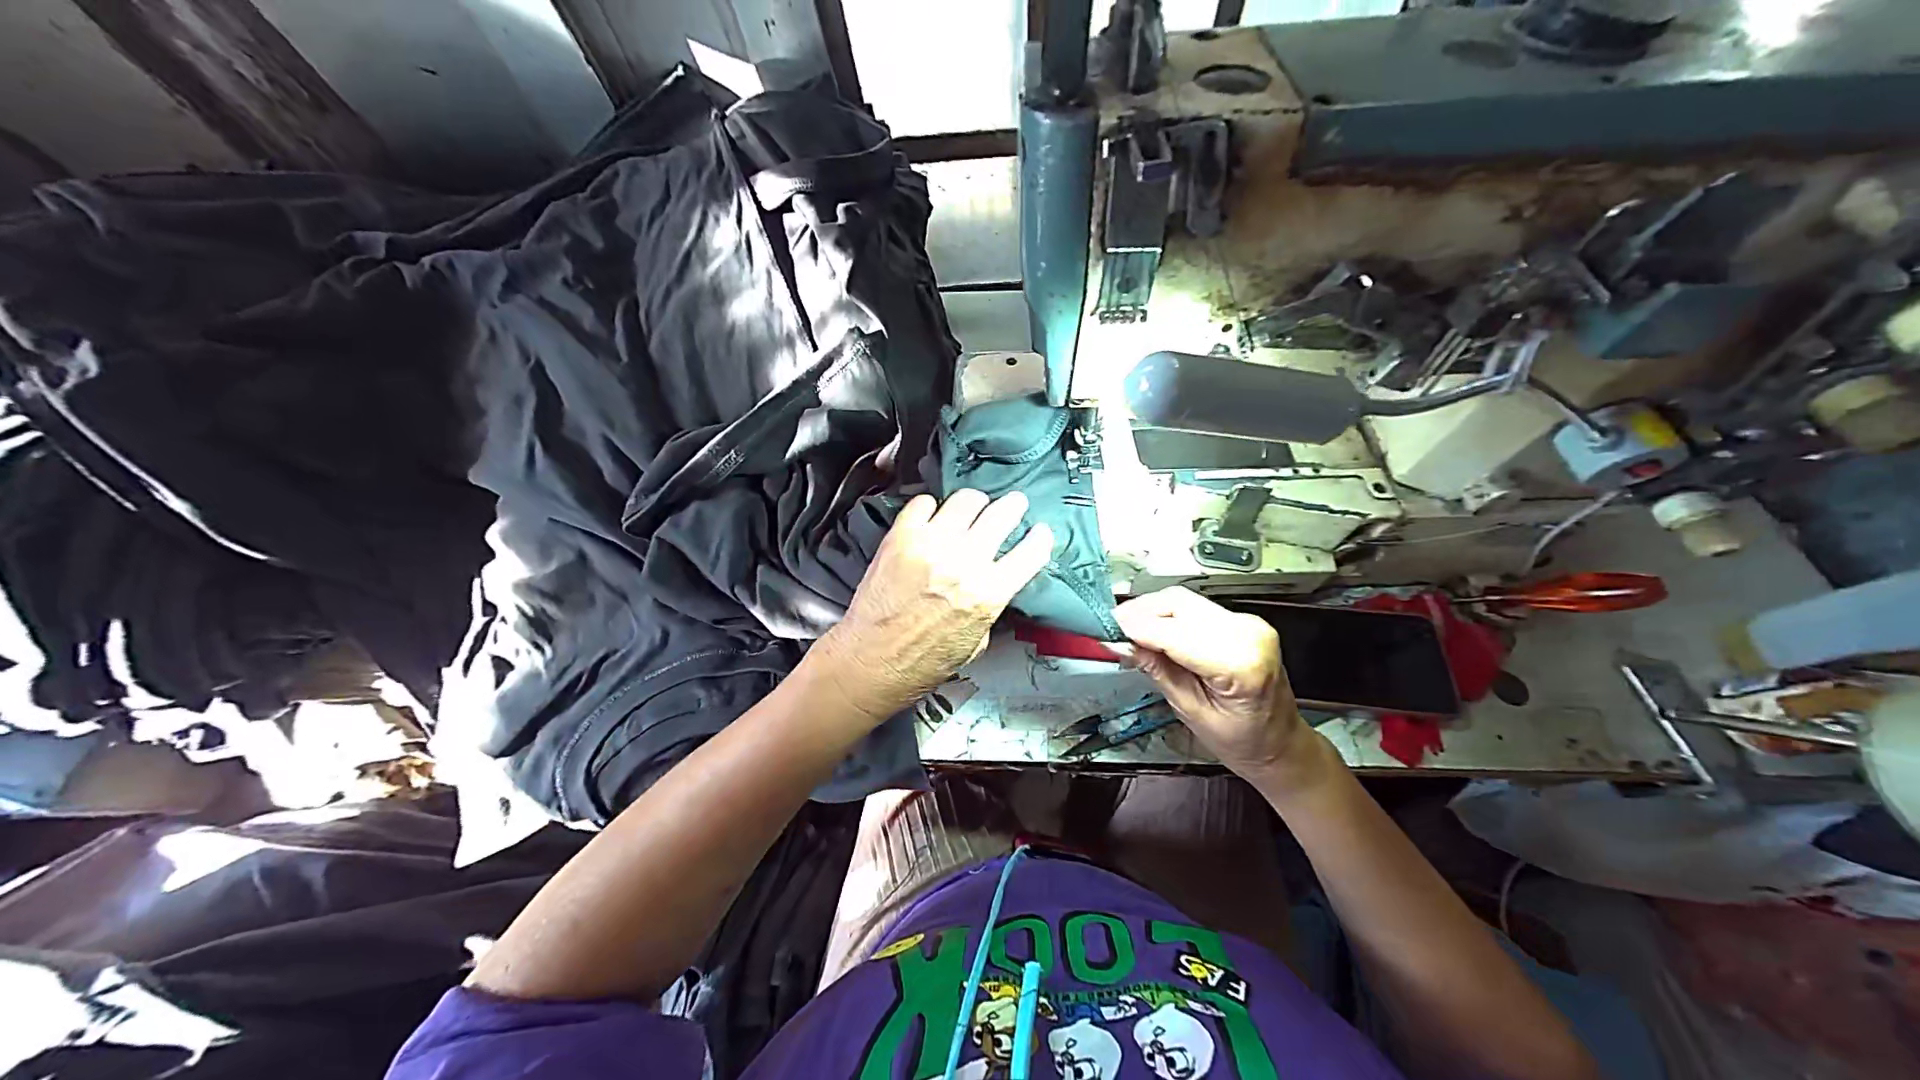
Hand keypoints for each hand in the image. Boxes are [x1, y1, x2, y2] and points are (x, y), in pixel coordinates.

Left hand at [812, 490, 1052, 719]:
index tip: (1040, 532)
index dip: (1040, 538)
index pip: (1030, 552)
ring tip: (975, 505)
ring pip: (965, 501)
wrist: (871, 662)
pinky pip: (923, 503)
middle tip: (1014, 504)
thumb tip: (993, 583)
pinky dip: (932, 506)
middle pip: (1001, 515)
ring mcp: (931, 546)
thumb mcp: (975, 642)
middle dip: (1013, 507)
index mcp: (988, 594)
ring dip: (975, 502)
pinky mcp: (901, 538)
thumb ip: (989, 605)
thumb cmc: (920, 663)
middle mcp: (963, 564)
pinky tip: (934, 515)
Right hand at [1113, 587, 1316, 779]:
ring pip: (1182, 601)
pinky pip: (1193, 608)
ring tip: (1126, 633)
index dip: (1134, 629)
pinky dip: (1166, 615)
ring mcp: (1246, 622)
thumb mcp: (1190, 711)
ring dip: (1150, 612)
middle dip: (1138, 614)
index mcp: (1241, 663)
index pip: (1173, 633)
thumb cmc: (1244, 740)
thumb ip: (1158, 670)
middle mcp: (1247, 633)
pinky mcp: (1240, 620)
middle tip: (1110, 631)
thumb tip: (1123, 644)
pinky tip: (1151, 632)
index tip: (1104, 630)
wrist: (1280, 744)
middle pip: (1177, 604)